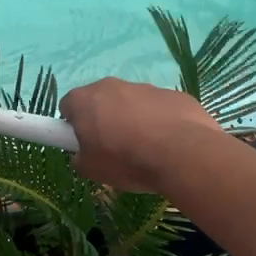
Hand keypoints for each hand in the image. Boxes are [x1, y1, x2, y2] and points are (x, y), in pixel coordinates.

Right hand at [59, 77, 229, 193]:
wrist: (186, 157)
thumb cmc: (128, 161)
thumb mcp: (91, 169)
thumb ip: (80, 158)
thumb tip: (83, 155)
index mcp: (82, 99)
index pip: (69, 107)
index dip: (76, 126)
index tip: (88, 144)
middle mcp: (110, 86)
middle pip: (103, 101)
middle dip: (108, 120)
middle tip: (119, 148)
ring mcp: (147, 88)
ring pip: (136, 103)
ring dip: (138, 120)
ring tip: (153, 149)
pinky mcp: (178, 96)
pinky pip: (165, 109)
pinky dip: (166, 123)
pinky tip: (175, 145)